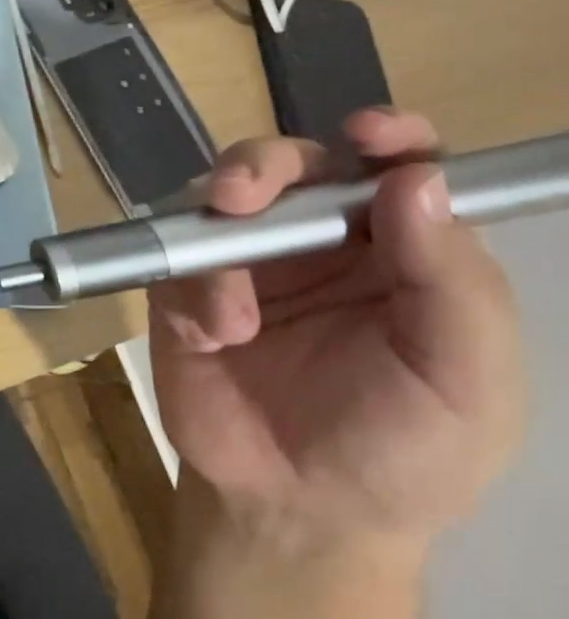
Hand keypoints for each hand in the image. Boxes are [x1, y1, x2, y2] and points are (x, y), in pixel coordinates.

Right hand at [149, 109, 524, 617]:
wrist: (293, 507)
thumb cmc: (405, 451)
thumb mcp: (465, 380)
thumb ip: (455, 283)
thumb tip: (415, 180)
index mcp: (405, 256)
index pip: (399, 172)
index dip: (388, 139)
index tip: (369, 132)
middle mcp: (323, 245)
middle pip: (295, 167)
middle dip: (266, 166)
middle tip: (242, 195)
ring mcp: (246, 263)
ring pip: (220, 196)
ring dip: (217, 225)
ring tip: (227, 301)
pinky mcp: (183, 286)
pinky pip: (175, 256)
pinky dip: (193, 287)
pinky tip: (215, 334)